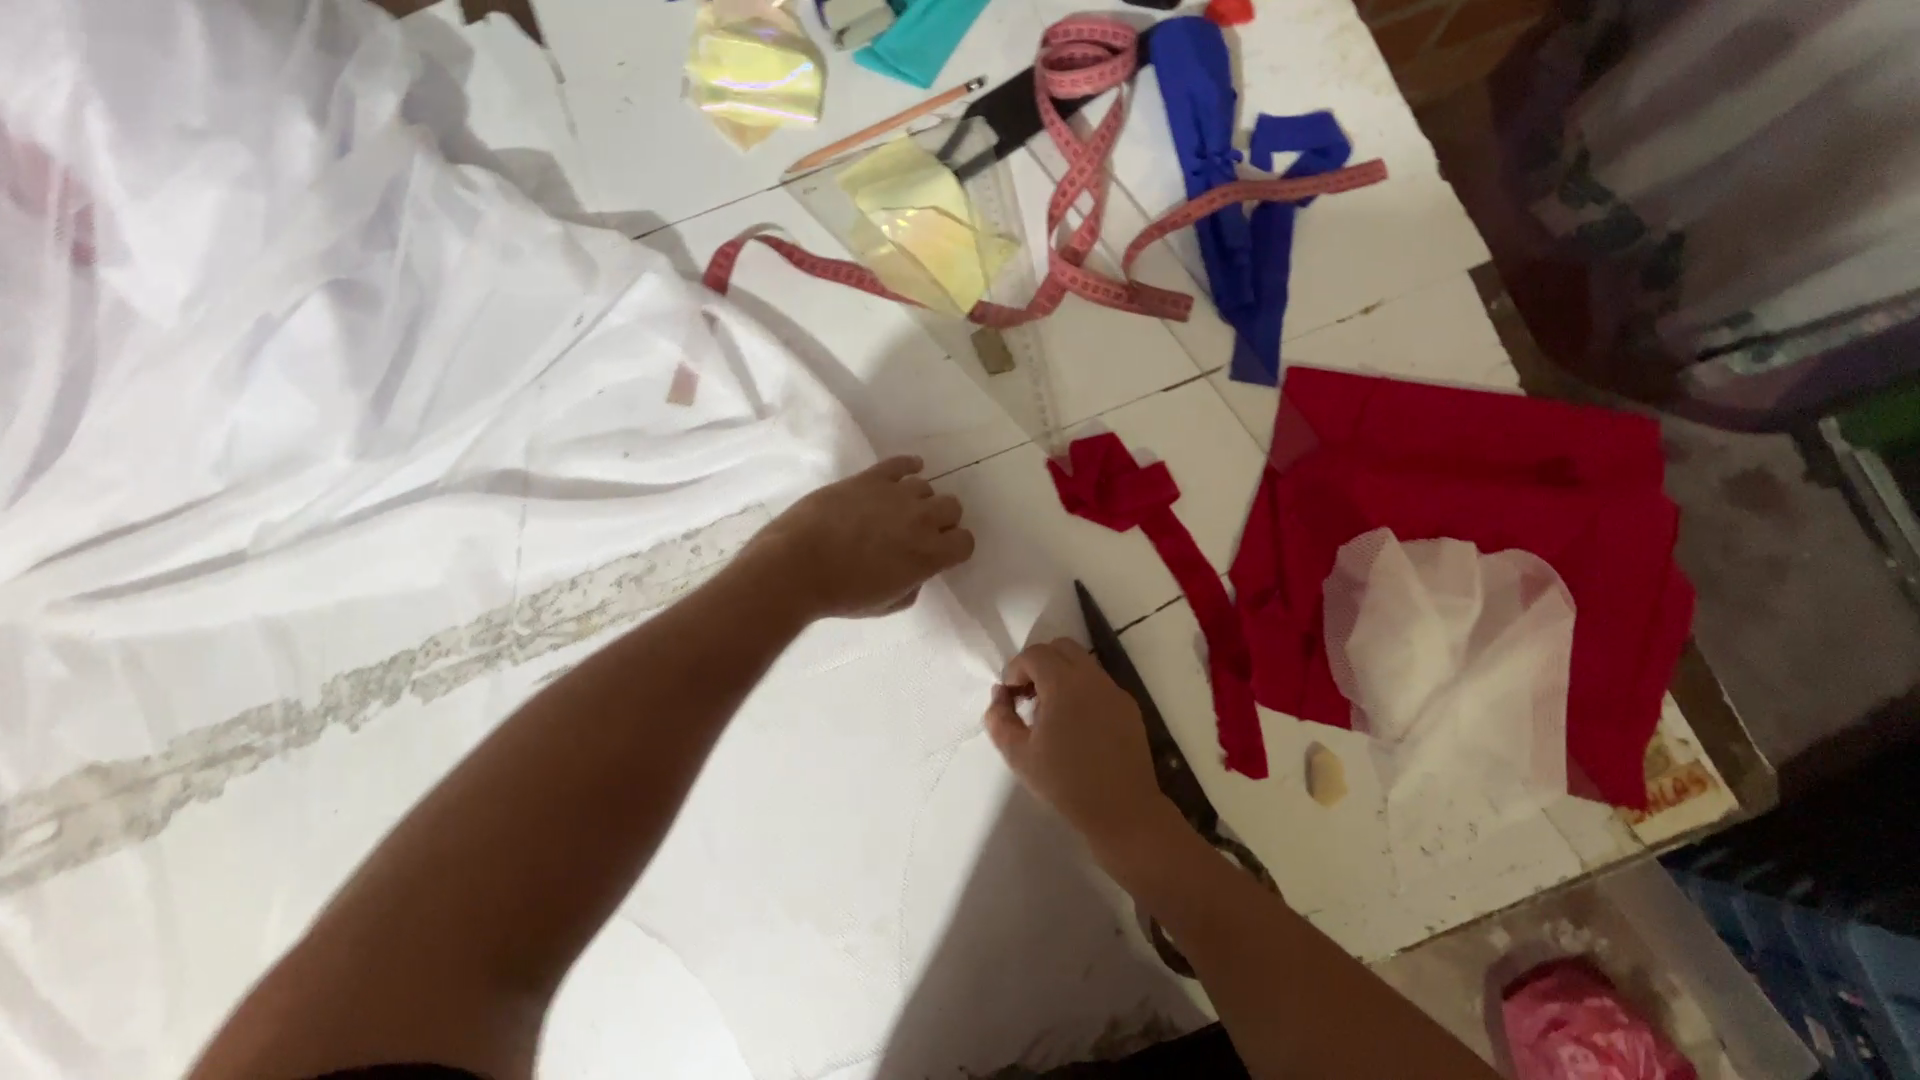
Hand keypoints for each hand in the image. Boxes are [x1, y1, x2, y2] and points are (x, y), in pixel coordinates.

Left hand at [746, 455, 974, 619]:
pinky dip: (909, 465)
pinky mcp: (869, 478)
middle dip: (942, 520)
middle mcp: (920, 520)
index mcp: (928, 555)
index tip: (941, 553)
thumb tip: (915, 572)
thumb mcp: (886, 605)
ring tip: (900, 510)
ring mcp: (895, 494)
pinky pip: (900, 463)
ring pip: (926, 486)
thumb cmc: (840, 594)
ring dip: (918, 499)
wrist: (796, 566)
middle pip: (952, 507)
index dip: (955, 547)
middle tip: (921, 532)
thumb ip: (911, 586)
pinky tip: (909, 470)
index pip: (965, 541)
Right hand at [983, 639, 1176, 855]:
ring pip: (1083, 663)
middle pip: (1061, 648)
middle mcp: (1093, 678)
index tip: (1008, 697)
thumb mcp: (1018, 754)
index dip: (1015, 670)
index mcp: (1065, 684)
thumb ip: (999, 719)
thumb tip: (1000, 696)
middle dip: (1038, 664)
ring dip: (1060, 675)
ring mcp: (1115, 691)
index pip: (1034, 654)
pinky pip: (1099, 684)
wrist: (1122, 810)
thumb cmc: (1065, 782)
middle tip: (1027, 696)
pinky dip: (1081, 690)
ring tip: (1050, 712)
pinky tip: (1075, 725)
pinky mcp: (1128, 707)